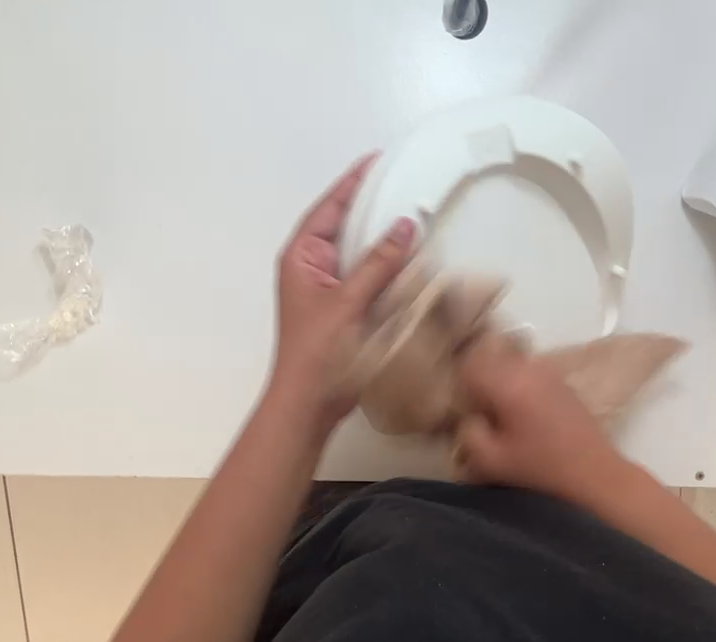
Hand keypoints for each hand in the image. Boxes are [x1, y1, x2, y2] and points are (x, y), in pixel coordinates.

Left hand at [271, 155, 415, 430]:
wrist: (308, 406)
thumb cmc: (319, 354)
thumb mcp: (349, 303)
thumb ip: (378, 263)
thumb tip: (405, 226)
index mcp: (302, 257)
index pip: (329, 208)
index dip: (354, 183)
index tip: (378, 161)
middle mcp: (312, 268)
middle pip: (344, 228)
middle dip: (373, 209)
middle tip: (405, 187)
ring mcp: (328, 292)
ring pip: (358, 255)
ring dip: (383, 242)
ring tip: (414, 219)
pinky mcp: (343, 313)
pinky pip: (367, 280)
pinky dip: (387, 271)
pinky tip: (410, 265)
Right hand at [454, 333, 637, 505]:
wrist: (594, 471)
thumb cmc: (541, 467)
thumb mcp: (492, 461)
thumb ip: (469, 434)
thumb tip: (467, 418)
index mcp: (508, 383)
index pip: (467, 365)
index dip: (459, 386)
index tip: (462, 408)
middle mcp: (528, 367)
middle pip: (488, 358)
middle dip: (478, 381)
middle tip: (478, 412)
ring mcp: (547, 370)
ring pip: (508, 364)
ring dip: (499, 382)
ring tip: (501, 414)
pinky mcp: (560, 380)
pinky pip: (527, 372)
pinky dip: (517, 386)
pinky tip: (523, 414)